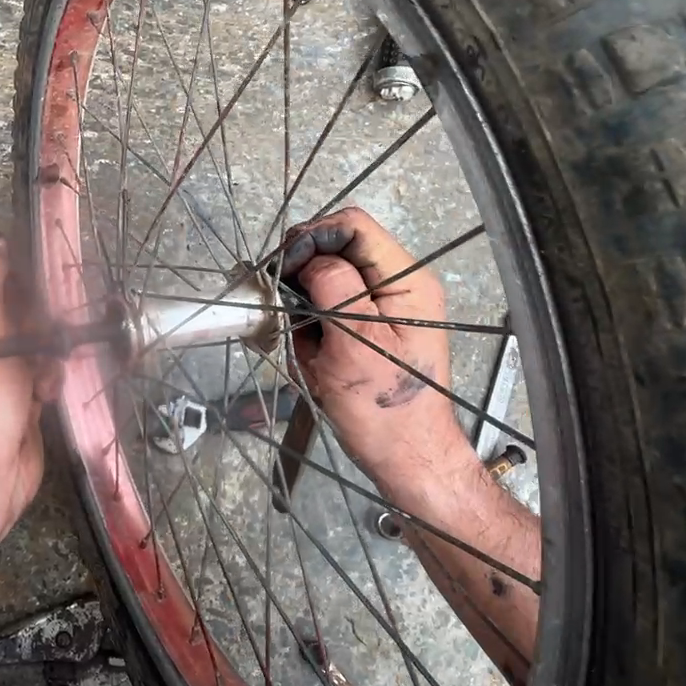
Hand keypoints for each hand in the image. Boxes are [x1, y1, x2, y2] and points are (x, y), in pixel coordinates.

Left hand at [0, 234, 53, 525]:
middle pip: (8, 314)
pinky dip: (45, 381)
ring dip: (43, 352)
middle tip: (44, 325)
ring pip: (28, 345)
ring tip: (44, 369)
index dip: (5, 276)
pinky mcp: (15, 401)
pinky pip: (36, 376)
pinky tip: (46, 392)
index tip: (34, 273)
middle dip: (32, 319)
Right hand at [278, 208, 471, 491]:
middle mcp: (397, 282)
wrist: (406, 459)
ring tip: (290, 322)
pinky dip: (305, 310)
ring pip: (327, 267)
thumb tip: (306, 256)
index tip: (283, 272)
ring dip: (299, 290)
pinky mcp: (365, 320)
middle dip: (301, 264)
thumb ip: (334, 288)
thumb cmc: (384, 409)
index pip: (351, 226)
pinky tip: (300, 336)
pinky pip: (326, 296)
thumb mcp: (356, 345)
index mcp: (406, 280)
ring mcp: (382, 301)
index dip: (311, 238)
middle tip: (279, 297)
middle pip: (337, 241)